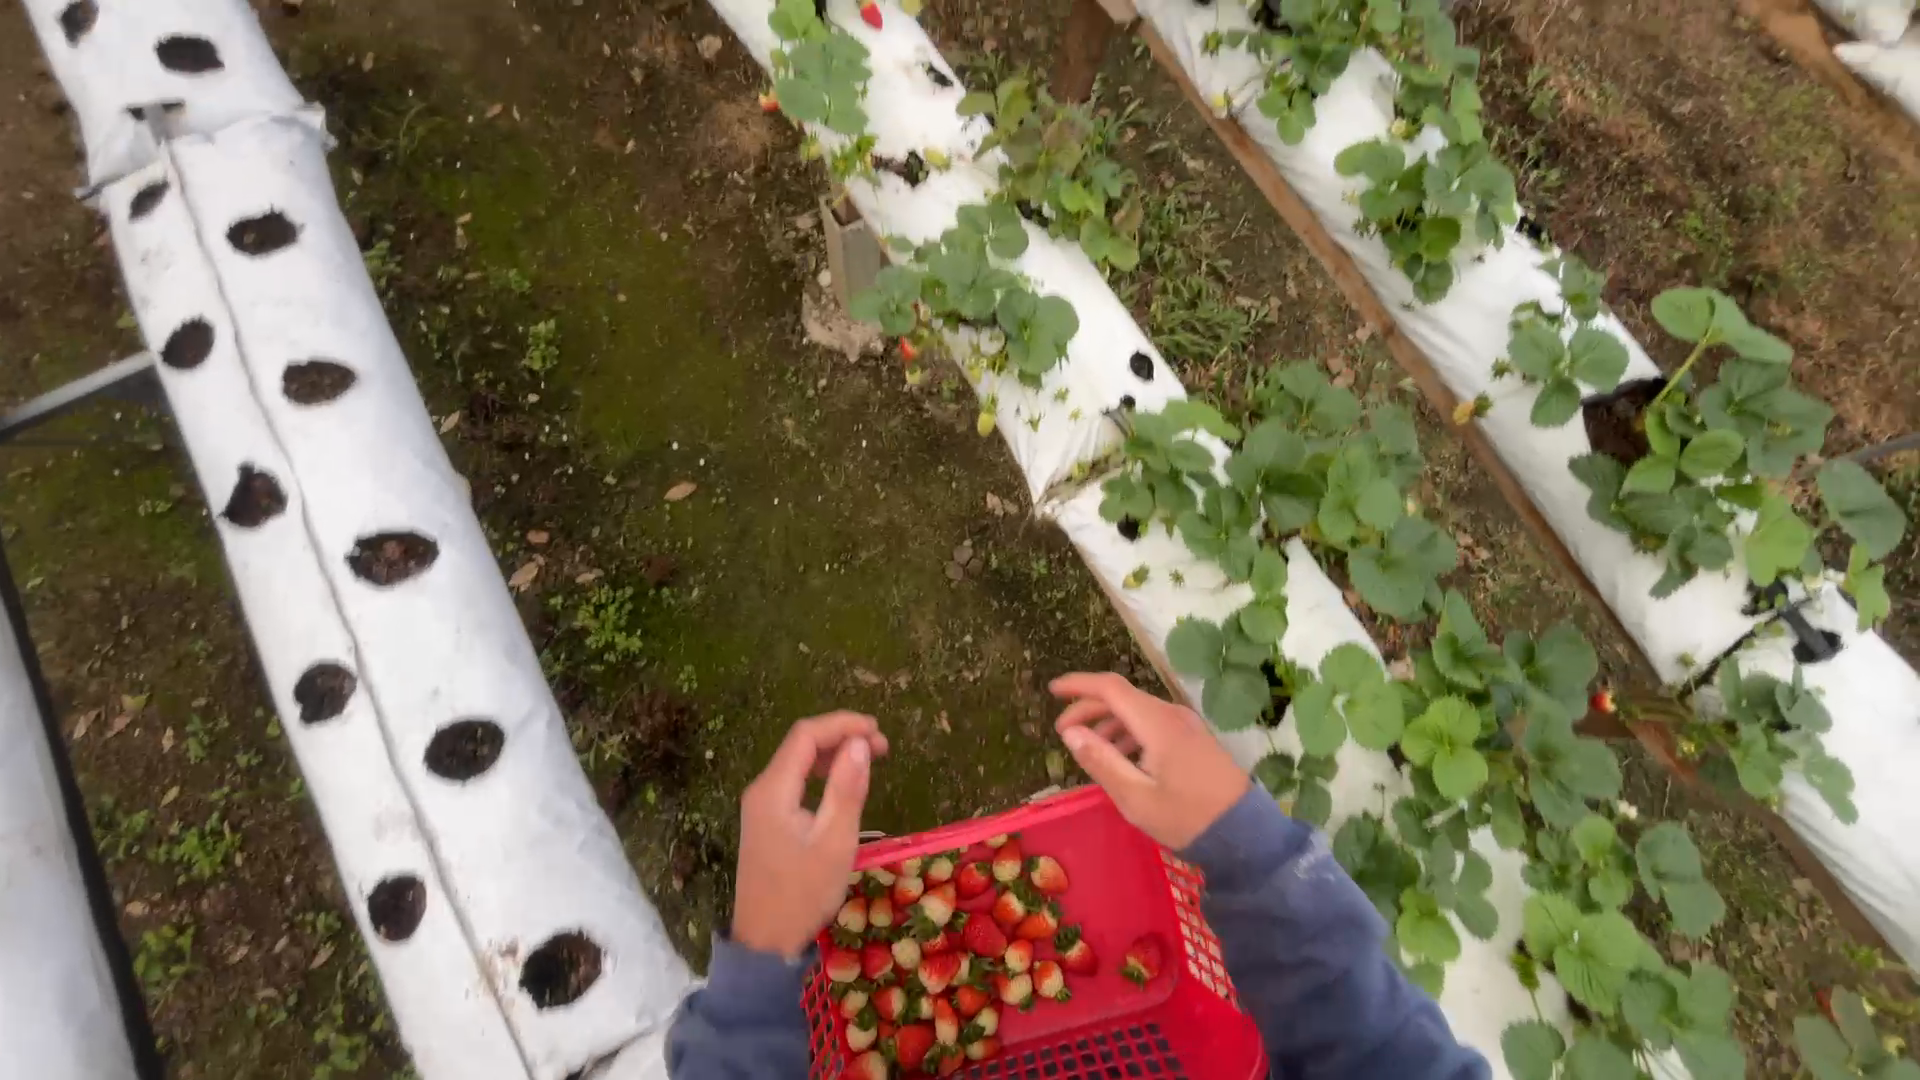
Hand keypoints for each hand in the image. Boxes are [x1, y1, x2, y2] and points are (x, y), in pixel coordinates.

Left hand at [731, 712, 889, 958]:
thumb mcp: (835, 841)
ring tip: (870, 759)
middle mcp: (762, 789)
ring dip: (833, 753)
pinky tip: (844, 783)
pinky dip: (822, 773)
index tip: (878, 731)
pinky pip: (795, 781)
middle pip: (801, 744)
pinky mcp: (767, 820)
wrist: (766, 944)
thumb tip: (860, 743)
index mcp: (773, 789)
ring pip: (798, 761)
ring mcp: (761, 805)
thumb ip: (847, 788)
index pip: (806, 735)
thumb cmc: (804, 893)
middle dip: (842, 736)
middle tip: (883, 747)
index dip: (843, 724)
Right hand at [1051, 672, 1248, 849]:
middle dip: (1088, 709)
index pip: (1110, 688)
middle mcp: (1172, 715)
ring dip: (1108, 722)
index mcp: (1157, 723)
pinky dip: (1129, 732)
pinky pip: (1152, 724)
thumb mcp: (1136, 797)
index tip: (1052, 691)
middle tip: (1064, 732)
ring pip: (1137, 711)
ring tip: (1089, 748)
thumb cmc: (1187, 818)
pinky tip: (1122, 758)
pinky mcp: (1194, 739)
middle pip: (1122, 698)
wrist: (1246, 836)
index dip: (1078, 685)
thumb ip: (1101, 761)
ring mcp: (1187, 725)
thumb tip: (1071, 733)